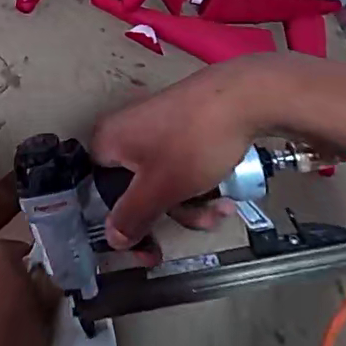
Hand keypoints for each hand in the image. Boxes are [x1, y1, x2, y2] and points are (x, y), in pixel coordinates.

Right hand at [90, 53, 289, 249]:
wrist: (245, 95)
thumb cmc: (194, 142)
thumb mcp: (159, 189)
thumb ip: (132, 218)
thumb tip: (113, 238)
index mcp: (109, 141)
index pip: (100, 192)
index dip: (123, 225)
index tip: (147, 250)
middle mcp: (128, 130)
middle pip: (139, 189)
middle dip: (173, 213)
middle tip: (199, 221)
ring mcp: (160, 124)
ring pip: (167, 179)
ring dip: (194, 202)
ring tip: (222, 206)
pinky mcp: (187, 123)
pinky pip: (185, 162)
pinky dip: (202, 179)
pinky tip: (226, 189)